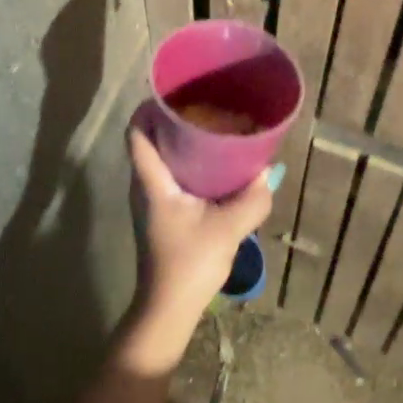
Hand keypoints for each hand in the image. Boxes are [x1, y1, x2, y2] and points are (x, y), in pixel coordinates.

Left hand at [116, 127, 271, 373]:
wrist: (167, 309)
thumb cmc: (188, 264)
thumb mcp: (227, 230)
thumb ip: (251, 199)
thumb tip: (267, 174)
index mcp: (150, 180)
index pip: (136, 132)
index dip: (149, 108)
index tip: (176, 94)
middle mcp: (143, 185)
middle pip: (147, 140)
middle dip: (170, 120)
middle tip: (203, 107)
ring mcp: (149, 201)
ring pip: (158, 158)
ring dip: (178, 143)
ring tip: (211, 130)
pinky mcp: (159, 214)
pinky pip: (168, 176)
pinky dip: (185, 164)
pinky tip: (212, 168)